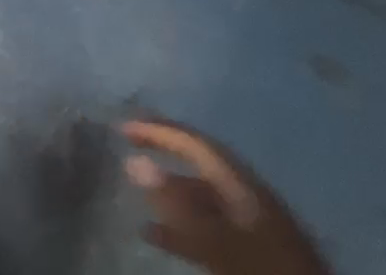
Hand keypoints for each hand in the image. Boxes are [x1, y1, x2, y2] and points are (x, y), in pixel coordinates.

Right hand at [122, 119, 329, 274]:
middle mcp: (247, 195)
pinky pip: (209, 226)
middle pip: (201, 164)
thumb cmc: (261, 267)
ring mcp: (252, 223)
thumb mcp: (216, 237)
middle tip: (129, 143)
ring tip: (136, 194)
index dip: (160, 130)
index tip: (124, 126)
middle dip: (165, 150)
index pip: (197, 144)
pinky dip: (180, 226)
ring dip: (170, 192)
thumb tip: (133, 161)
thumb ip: (177, 202)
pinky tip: (155, 233)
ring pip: (203, 197)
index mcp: (243, 183)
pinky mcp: (251, 249)